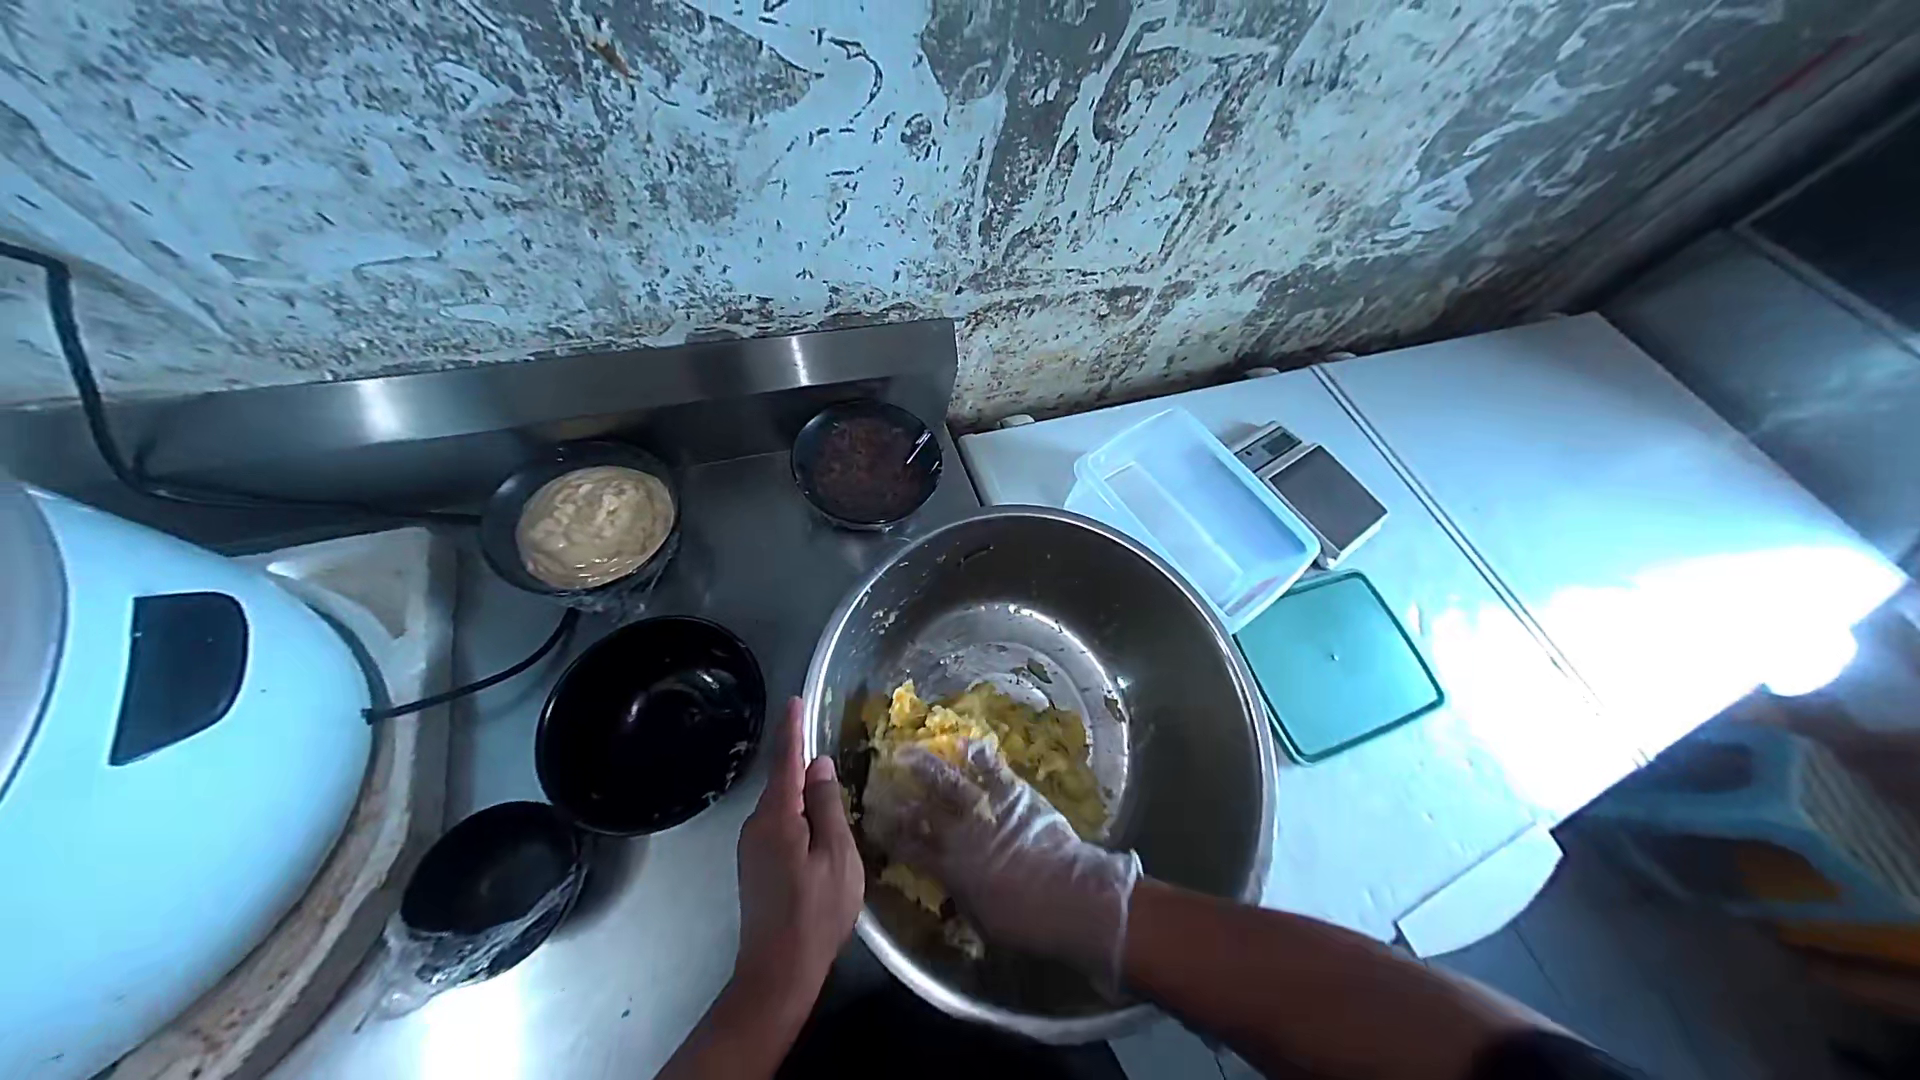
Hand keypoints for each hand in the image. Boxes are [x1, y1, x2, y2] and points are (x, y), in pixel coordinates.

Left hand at [733, 697, 863, 1002]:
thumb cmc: (816, 912)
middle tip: (836, 768)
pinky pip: (778, 824)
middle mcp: (757, 824)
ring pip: (782, 805)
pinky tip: (818, 836)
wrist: (777, 973)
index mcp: (778, 816)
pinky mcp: (754, 863)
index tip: (795, 700)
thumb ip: (828, 805)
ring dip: (804, 798)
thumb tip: (820, 766)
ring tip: (835, 810)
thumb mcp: (837, 855)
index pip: (786, 760)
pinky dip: (798, 816)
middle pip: (783, 782)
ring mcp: (751, 846)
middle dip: (805, 769)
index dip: (792, 728)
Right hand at [862, 739, 1139, 987]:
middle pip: (922, 808)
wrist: (1065, 893)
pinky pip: (991, 768)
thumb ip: (959, 892)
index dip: (888, 832)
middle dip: (900, 791)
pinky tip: (966, 742)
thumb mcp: (979, 916)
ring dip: (928, 763)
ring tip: (910, 748)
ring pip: (949, 780)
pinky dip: (978, 754)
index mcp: (948, 867)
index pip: (908, 847)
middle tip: (883, 774)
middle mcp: (959, 833)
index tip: (874, 820)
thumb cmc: (1024, 919)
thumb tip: (949, 881)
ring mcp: (985, 807)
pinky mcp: (1013, 792)